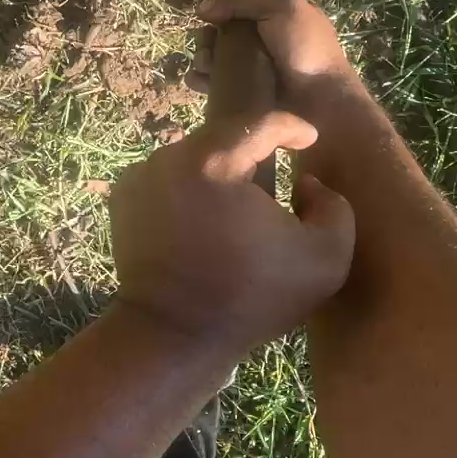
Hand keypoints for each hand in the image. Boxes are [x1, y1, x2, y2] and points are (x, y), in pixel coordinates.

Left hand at [109, 110, 354, 351]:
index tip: (307, 138)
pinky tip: (203, 220)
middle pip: (221, 138)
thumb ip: (332, 207)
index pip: (259, 124)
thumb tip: (306, 183)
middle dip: (252, 151)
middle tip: (276, 172)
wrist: (173, 333)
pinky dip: (187, 189)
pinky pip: (166, 178)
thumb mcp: (324, 258)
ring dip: (217, 173)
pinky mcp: (123, 197)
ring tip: (238, 206)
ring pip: (192, 158)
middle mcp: (169, 157)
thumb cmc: (251, 298)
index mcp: (215, 161)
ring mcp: (140, 175)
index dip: (290, 127)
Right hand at [186, 0, 360, 113]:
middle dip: (206, 38)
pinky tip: (203, 81)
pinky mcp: (238, 96)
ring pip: (209, 58)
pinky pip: (208, 84)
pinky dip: (199, 80)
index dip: (219, 12)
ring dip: (202, 59)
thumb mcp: (284, 7)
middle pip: (216, 34)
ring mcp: (246, 71)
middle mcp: (256, 44)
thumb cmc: (306, 49)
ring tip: (208, 66)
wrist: (321, 102)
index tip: (212, 18)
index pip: (233, 10)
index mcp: (271, 19)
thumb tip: (201, 9)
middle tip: (210, 47)